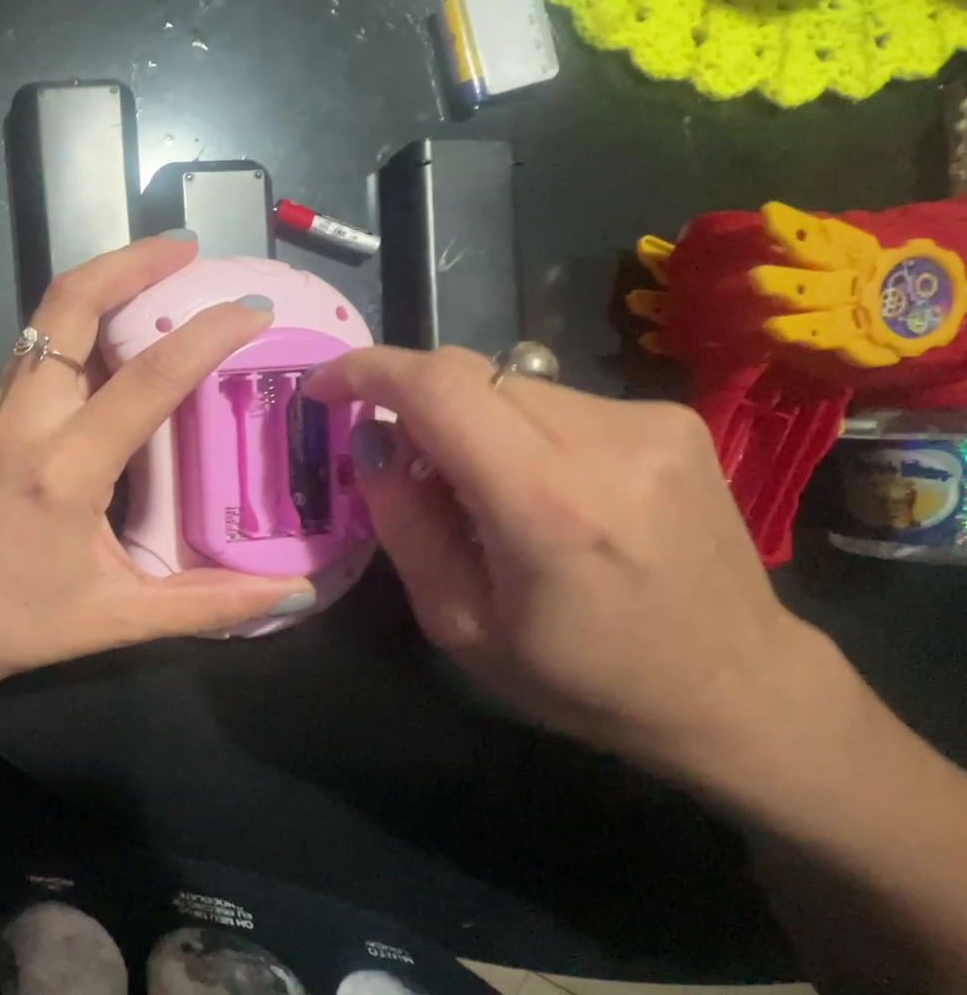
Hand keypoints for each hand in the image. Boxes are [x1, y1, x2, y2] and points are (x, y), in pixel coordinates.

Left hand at [0, 235, 316, 701]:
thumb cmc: (23, 622)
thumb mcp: (120, 618)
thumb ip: (209, 603)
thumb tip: (292, 592)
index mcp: (64, 470)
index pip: (146, 379)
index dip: (206, 336)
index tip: (253, 311)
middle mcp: (26, 422)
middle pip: (70, 306)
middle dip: (130, 262)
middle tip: (188, 249)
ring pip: (46, 318)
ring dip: (102, 283)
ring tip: (160, 275)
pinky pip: (36, 347)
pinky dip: (79, 320)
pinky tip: (117, 334)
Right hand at [303, 346, 856, 776]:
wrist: (735, 688)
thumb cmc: (578, 675)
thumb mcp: (457, 621)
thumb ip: (403, 522)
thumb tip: (371, 439)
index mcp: (546, 505)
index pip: (438, 387)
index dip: (365, 370)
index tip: (322, 388)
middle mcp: (606, 442)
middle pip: (468, 375)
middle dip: (415, 408)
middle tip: (405, 469)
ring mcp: (649, 422)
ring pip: (509, 385)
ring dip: (469, 423)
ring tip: (482, 493)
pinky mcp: (671, 420)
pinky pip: (554, 399)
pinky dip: (518, 429)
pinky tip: (541, 488)